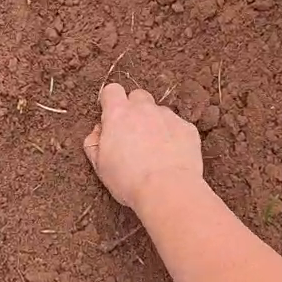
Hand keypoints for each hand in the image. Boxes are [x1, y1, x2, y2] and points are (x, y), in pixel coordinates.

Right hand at [82, 82, 204, 215]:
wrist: (168, 190)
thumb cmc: (129, 180)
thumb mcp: (100, 165)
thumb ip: (94, 142)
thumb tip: (98, 131)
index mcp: (118, 114)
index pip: (112, 90)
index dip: (110, 101)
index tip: (110, 116)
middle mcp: (144, 109)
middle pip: (138, 96)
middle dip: (134, 109)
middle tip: (133, 133)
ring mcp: (168, 116)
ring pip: (159, 112)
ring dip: (155, 124)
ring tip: (155, 150)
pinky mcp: (188, 128)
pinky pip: (178, 126)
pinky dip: (174, 136)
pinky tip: (172, 157)